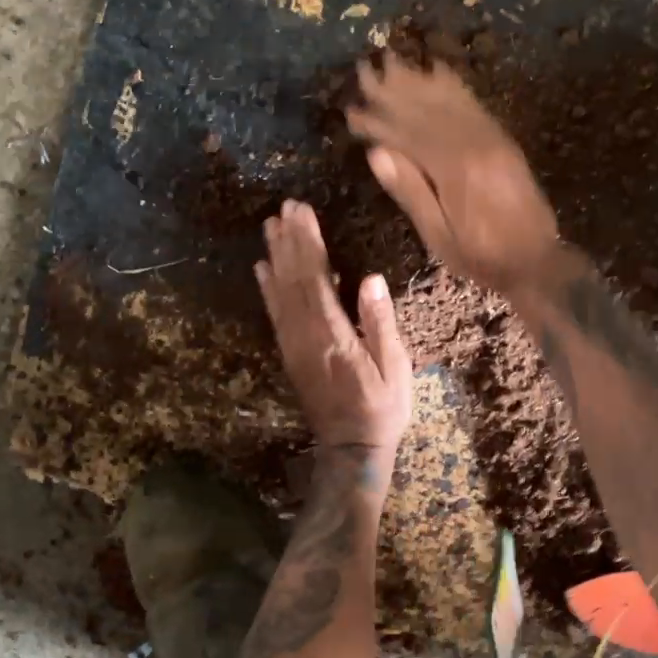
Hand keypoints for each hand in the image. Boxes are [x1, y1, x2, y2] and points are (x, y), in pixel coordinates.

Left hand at [255, 200, 413, 452]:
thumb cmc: (382, 408)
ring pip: (280, 293)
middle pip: (293, 280)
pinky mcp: (290, 354)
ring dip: (276, 257)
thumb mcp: (394, 368)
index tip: (303, 213)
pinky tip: (263, 268)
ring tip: (270, 226)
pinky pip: (275, 314)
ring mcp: (293, 346)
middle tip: (285, 207)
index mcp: (333, 335)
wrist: (350, 450)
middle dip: (290, 240)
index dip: (308, 243)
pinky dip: (267, 287)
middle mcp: (305, 336)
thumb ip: (380, 322)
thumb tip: (371, 278)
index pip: (316, 279)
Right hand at [346, 53, 560, 295]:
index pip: (407, 135)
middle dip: (393, 89)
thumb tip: (377, 154)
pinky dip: (451, 86)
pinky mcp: (502, 140)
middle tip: (365, 69)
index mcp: (454, 169)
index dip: (377, 121)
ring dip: (418, 81)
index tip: (351, 110)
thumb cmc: (481, 256)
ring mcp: (492, 138)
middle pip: (426, 109)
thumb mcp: (439, 235)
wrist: (537, 260)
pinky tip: (437, 72)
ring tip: (393, 62)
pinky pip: (473, 104)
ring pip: (448, 101)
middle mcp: (474, 144)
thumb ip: (410, 192)